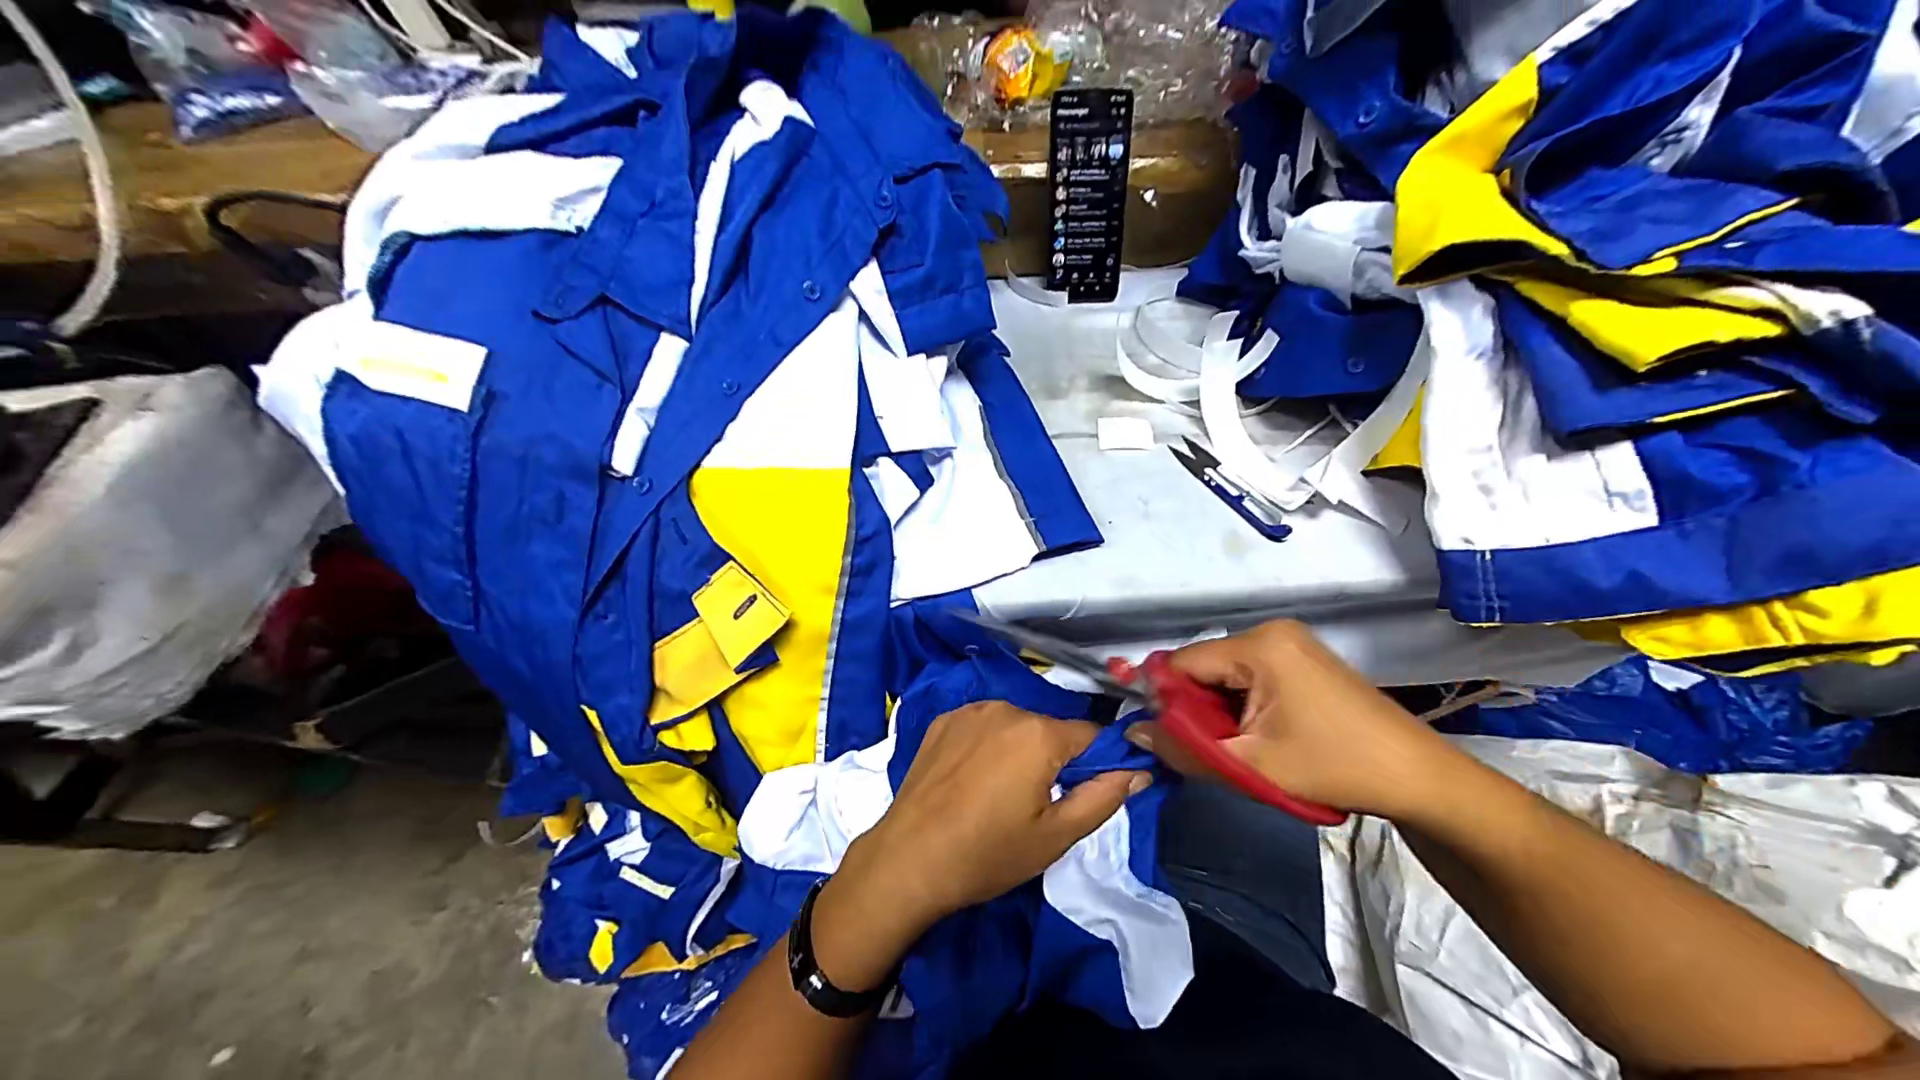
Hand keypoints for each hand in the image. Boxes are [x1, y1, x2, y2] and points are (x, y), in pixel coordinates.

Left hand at [811, 703, 1149, 989]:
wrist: (908, 859)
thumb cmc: (987, 853)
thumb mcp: (1056, 836)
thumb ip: (1104, 797)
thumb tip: (1138, 770)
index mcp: (1039, 733)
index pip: (1092, 736)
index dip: (1100, 763)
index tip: (1091, 791)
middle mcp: (1006, 708)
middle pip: (1051, 730)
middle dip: (1056, 759)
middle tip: (1038, 804)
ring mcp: (969, 711)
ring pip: (1016, 726)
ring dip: (1020, 750)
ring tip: (1000, 794)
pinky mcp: (942, 720)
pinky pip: (983, 726)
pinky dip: (988, 745)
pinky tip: (972, 779)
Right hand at [1131, 619, 1462, 820]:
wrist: (1420, 778)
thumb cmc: (1336, 767)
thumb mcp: (1251, 765)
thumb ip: (1184, 748)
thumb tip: (1133, 733)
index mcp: (1259, 645)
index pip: (1183, 662)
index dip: (1164, 699)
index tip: (1164, 738)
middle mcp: (1272, 632)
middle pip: (1204, 667)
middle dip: (1195, 709)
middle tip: (1207, 751)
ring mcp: (1291, 643)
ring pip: (1225, 675)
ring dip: (1219, 712)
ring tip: (1240, 749)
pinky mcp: (1303, 659)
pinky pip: (1249, 677)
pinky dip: (1241, 707)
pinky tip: (1258, 738)